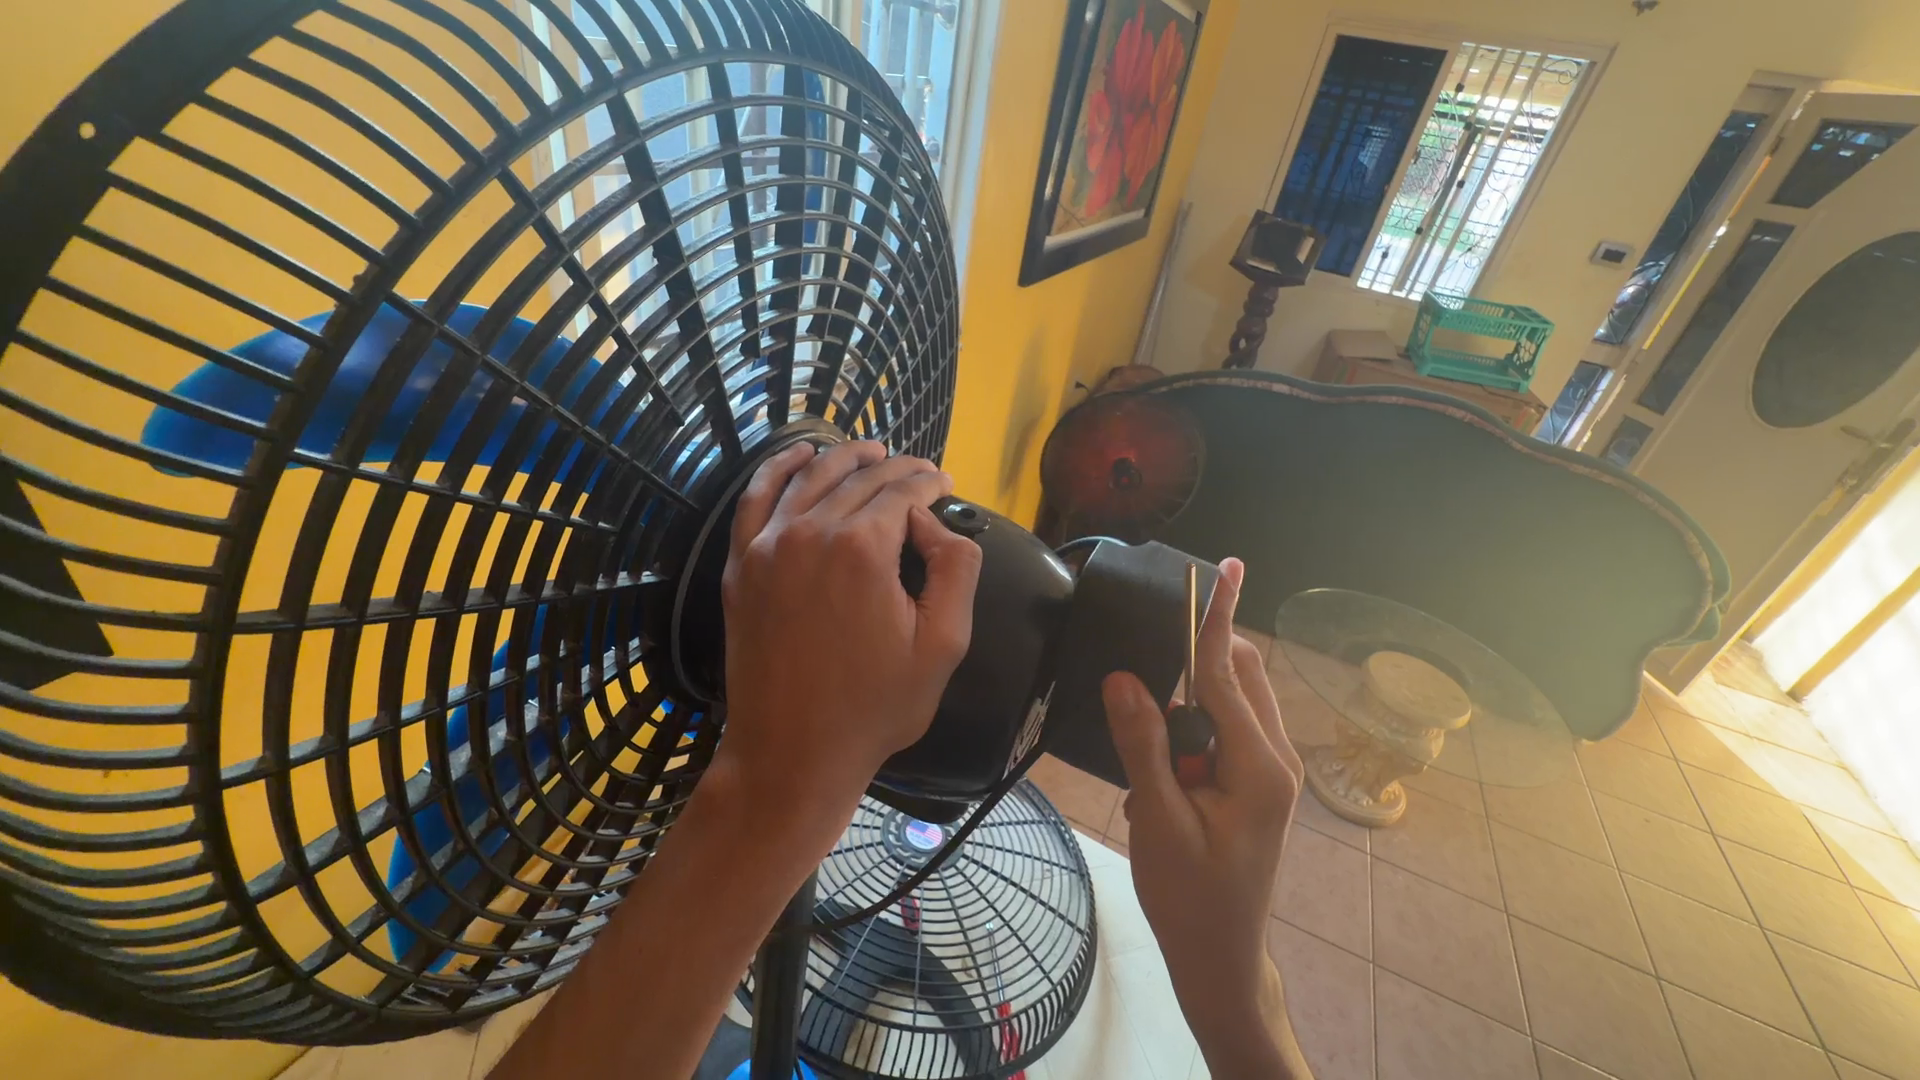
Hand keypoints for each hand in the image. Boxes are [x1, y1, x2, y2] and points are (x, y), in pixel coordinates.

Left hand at [716, 440, 983, 825]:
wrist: (793, 752)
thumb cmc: (876, 706)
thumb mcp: (944, 644)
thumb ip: (957, 569)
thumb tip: (934, 524)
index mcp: (863, 548)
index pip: (903, 491)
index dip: (930, 482)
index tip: (946, 484)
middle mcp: (811, 531)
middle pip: (861, 478)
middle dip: (897, 469)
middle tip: (921, 473)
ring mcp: (767, 545)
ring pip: (811, 476)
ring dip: (846, 457)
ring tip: (872, 451)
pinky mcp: (740, 564)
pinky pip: (757, 497)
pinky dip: (779, 468)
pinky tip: (800, 455)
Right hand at [1104, 557, 1309, 1076]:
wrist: (1222, 959)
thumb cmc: (1190, 897)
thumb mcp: (1159, 820)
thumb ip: (1144, 744)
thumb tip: (1124, 678)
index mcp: (1258, 765)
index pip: (1228, 673)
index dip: (1218, 618)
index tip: (1226, 568)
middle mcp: (1275, 759)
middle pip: (1239, 677)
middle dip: (1200, 657)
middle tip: (1154, 660)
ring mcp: (1270, 772)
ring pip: (1233, 702)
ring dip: (1191, 702)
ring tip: (1157, 760)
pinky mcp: (1256, 783)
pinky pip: (1226, 729)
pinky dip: (1193, 728)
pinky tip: (1165, 768)